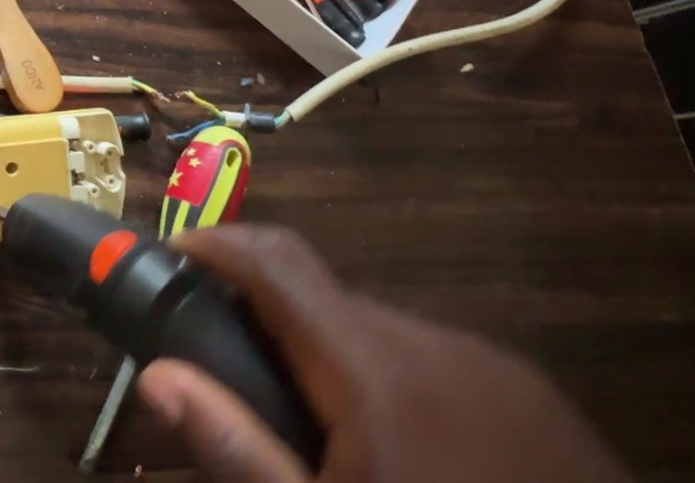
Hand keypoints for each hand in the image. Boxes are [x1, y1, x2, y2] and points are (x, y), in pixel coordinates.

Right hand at [136, 226, 630, 482]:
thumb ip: (236, 448)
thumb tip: (156, 374)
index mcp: (378, 371)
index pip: (277, 261)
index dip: (215, 242)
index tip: (170, 255)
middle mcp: (436, 344)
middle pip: (323, 300)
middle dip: (268, 322)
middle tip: (240, 382)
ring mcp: (499, 369)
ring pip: (379, 332)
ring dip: (331, 357)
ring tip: (327, 436)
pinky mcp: (538, 399)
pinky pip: (434, 362)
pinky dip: (389, 380)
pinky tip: (406, 452)